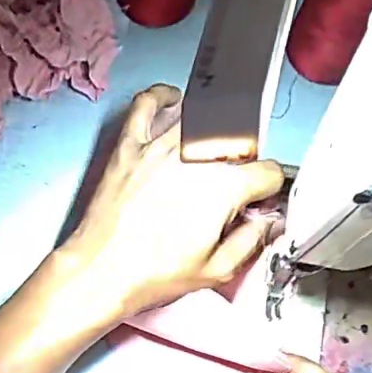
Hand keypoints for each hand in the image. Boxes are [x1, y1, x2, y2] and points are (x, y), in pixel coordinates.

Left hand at [42, 84, 286, 325]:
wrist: (102, 272)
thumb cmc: (154, 275)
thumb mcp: (215, 270)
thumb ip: (251, 241)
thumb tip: (269, 223)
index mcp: (223, 188)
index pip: (267, 172)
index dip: (268, 191)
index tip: (259, 202)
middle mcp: (195, 157)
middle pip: (239, 142)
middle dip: (244, 166)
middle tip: (231, 194)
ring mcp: (160, 145)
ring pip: (201, 119)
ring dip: (214, 135)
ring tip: (209, 159)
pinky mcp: (130, 145)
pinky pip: (148, 103)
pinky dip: (163, 98)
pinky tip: (173, 103)